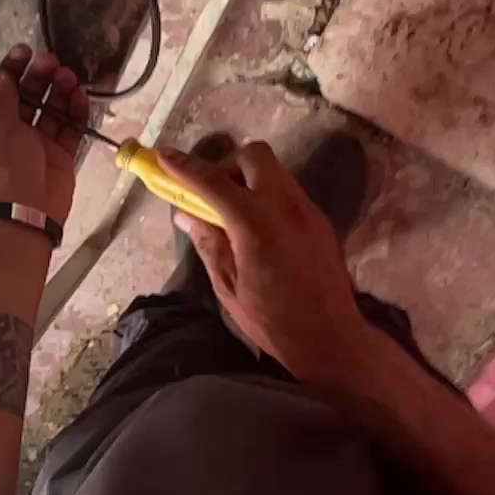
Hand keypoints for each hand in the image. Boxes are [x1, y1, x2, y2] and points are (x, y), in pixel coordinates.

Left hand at [0, 46, 88, 224]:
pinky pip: (70, 129)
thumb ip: (4, 101)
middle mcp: (14, 132)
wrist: (24, 215)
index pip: (1, 90)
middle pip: (29, 98)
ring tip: (70, 78)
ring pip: (51, 111)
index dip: (12, 70)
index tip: (26, 51)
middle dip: (40, 78)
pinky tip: (80, 97)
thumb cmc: (5, 170)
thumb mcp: (0, 130)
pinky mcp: (60, 156)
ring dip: (60, 92)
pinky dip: (75, 113)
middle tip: (53, 62)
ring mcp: (39, 144)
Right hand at [159, 141, 374, 385]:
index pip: (213, 183)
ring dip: (248, 179)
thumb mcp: (227, 286)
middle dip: (227, 165)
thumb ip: (208, 243)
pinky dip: (266, 196)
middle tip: (211, 194)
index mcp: (256, 225)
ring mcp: (307, 211)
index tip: (164, 156)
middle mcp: (285, 208)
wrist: (330, 338)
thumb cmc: (272, 320)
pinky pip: (287, 192)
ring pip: (274, 171)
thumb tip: (188, 215)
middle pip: (255, 156)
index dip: (185, 167)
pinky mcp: (320, 221)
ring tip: (233, 214)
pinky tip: (257, 229)